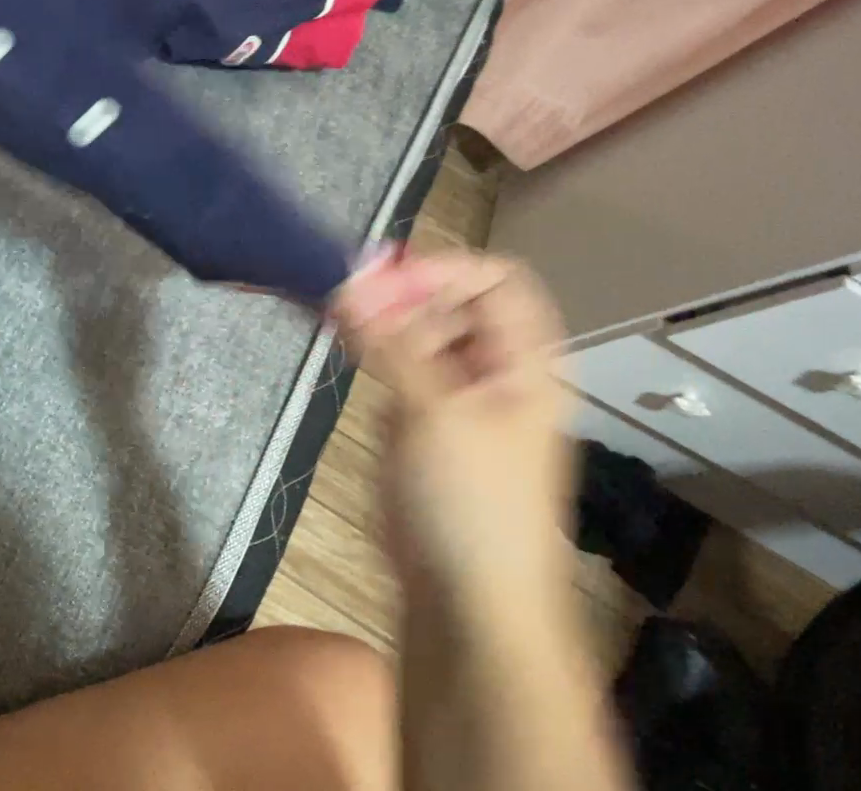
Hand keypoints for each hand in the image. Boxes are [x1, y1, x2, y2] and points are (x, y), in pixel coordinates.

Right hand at [331, 252, 574, 608]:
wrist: (466, 590)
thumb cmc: (469, 499)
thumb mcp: (433, 411)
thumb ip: (391, 341)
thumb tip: (349, 280)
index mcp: (526, 363)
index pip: (494, 282)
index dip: (439, 271)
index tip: (375, 277)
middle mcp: (495, 370)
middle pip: (453, 304)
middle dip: (400, 292)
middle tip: (341, 297)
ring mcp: (457, 395)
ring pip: (420, 333)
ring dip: (380, 319)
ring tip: (334, 318)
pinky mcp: (422, 419)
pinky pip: (399, 365)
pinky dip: (371, 349)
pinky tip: (342, 346)